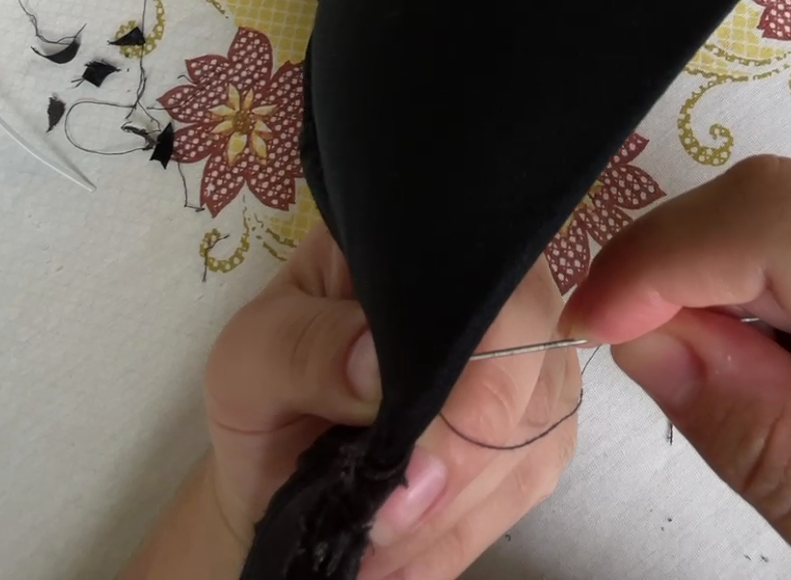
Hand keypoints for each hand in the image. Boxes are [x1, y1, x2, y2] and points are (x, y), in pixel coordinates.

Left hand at [123, 223, 579, 579]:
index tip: (411, 463)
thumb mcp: (250, 357)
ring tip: (377, 545)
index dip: (475, 367)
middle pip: (532, 351)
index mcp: (425, 242)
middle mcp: (495, 284)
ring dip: (462, 507)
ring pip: (540, 425)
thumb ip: (302, 348)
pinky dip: (468, 532)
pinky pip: (533, 477)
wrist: (282, 460)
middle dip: (469, 453)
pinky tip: (406, 554)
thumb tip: (375, 367)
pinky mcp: (536, 419)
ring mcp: (526, 351)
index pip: (485, 277)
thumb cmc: (269, 391)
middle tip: (385, 523)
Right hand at [562, 156, 790, 579]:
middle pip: (780, 214)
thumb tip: (646, 339)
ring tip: (758, 420)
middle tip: (673, 405)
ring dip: (726, 306)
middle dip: (684, 288)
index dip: (663, 256)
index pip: (790, 220)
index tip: (586, 329)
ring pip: (788, 228)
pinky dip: (771, 310)